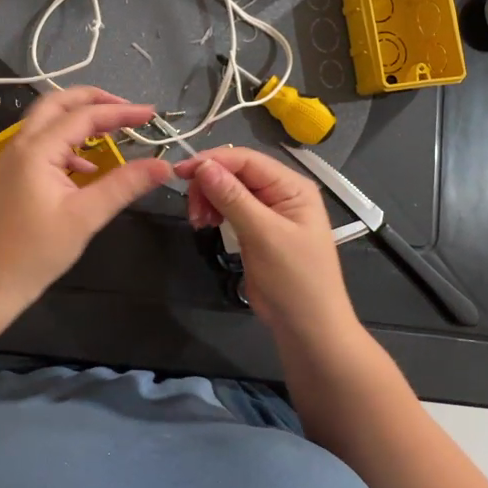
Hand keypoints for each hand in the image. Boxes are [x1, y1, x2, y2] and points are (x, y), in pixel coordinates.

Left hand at [0, 87, 172, 308]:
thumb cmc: (37, 252)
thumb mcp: (86, 217)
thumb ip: (124, 185)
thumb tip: (164, 165)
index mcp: (36, 150)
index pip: (83, 116)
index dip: (120, 112)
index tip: (151, 115)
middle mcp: (19, 145)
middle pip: (57, 104)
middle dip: (93, 100)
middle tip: (127, 109)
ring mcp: (10, 160)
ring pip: (46, 122)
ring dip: (78, 119)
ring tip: (112, 131)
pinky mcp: (10, 177)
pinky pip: (40, 144)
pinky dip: (66, 143)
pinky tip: (86, 167)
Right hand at [174, 147, 357, 336]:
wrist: (308, 328)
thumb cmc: (295, 280)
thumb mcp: (264, 235)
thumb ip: (233, 198)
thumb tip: (203, 166)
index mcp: (292, 186)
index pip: (246, 159)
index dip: (212, 161)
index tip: (180, 172)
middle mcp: (281, 192)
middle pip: (235, 172)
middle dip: (208, 184)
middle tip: (192, 211)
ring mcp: (268, 211)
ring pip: (228, 190)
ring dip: (208, 199)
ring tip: (199, 223)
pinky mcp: (256, 230)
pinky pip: (230, 209)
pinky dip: (214, 212)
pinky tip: (206, 225)